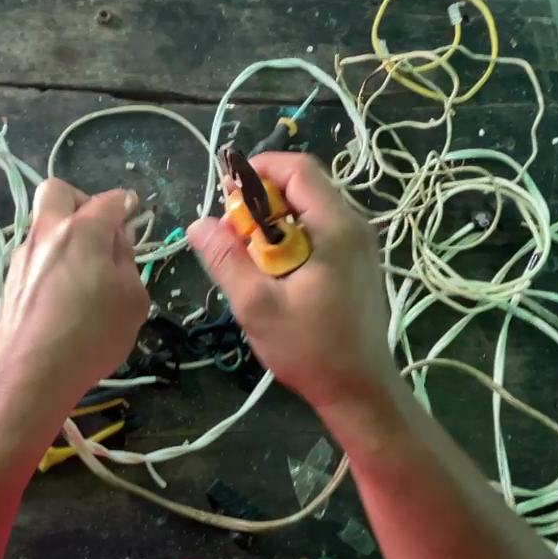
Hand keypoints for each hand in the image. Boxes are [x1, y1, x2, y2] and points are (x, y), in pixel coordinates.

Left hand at [0, 179, 149, 414]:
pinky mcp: (10, 280)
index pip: (110, 200)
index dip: (125, 204)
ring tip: (85, 273)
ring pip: (43, 226)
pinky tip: (64, 296)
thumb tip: (117, 241)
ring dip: (64, 236)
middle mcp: (48, 232)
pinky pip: (35, 256)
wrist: (31, 373)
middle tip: (98, 231)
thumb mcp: (132, 300)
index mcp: (83, 230)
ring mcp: (23, 256)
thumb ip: (128, 262)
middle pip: (57, 191)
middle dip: (80, 201)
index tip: (132, 213)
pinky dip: (51, 263)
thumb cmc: (92, 334)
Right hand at [188, 152, 397, 411]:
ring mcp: (357, 243)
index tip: (226, 190)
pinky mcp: (354, 260)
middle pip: (303, 185)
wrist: (359, 389)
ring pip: (307, 206)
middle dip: (260, 197)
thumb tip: (198, 223)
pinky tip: (270, 268)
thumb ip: (227, 260)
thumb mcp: (257, 306)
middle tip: (231, 230)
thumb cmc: (311, 348)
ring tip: (246, 252)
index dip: (259, 168)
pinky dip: (287, 234)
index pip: (298, 169)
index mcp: (335, 228)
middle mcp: (352, 226)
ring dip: (271, 218)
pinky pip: (316, 227)